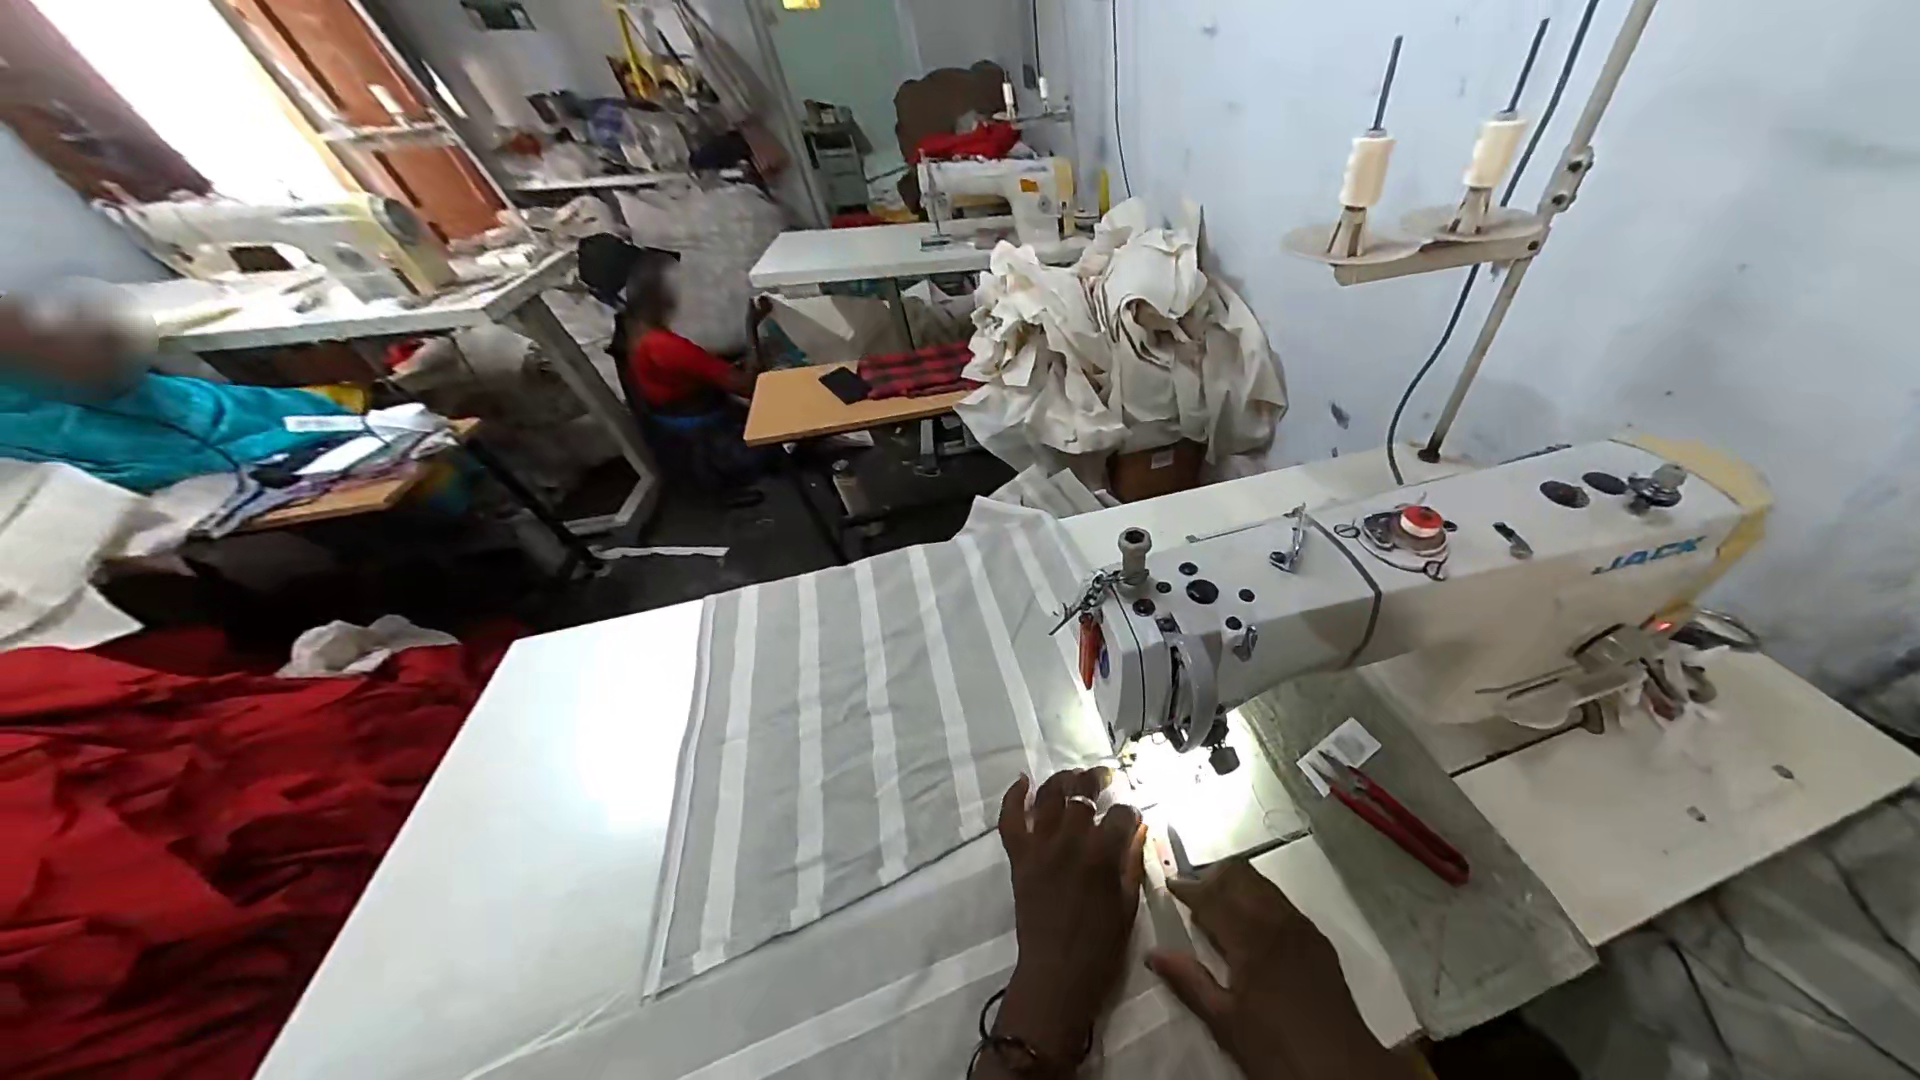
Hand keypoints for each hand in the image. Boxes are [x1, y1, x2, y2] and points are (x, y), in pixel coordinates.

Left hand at [983, 768, 1145, 1074]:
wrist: (1055, 976)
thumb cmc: (1100, 949)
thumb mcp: (1128, 906)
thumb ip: (1132, 861)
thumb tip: (1138, 827)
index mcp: (1101, 856)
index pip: (1121, 814)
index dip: (1130, 811)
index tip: (1132, 815)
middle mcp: (1069, 842)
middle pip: (1082, 793)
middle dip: (1097, 778)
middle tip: (1105, 776)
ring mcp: (1039, 846)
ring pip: (1048, 795)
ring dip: (1062, 780)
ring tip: (1074, 777)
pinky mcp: (1018, 856)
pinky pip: (1009, 818)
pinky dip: (1014, 795)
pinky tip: (1023, 780)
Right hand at [1148, 861, 1413, 1079]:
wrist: (1347, 1076)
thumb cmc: (1278, 1051)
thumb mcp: (1226, 1023)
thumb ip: (1190, 982)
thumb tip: (1153, 954)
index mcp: (1250, 938)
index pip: (1211, 896)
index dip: (1187, 888)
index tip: (1169, 885)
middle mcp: (1276, 921)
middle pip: (1239, 875)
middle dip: (1212, 877)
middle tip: (1193, 896)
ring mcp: (1301, 928)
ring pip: (1261, 884)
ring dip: (1236, 885)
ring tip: (1219, 908)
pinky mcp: (1317, 940)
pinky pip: (1280, 901)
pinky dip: (1258, 899)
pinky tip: (1252, 926)